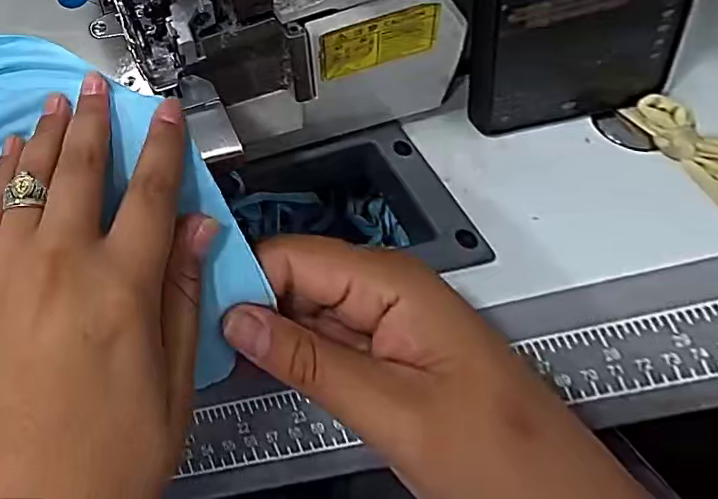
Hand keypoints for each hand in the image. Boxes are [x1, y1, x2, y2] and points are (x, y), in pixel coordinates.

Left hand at [0, 74, 218, 498]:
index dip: (163, 147)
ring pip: (32, 173)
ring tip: (57, 99)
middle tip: (96, 84)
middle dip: (94, 118)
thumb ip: (183, 301)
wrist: (1, 496)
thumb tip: (195, 228)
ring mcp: (14, 261)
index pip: (149, 194)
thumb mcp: (169, 394)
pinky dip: (3, 170)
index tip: (166, 112)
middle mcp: (63, 257)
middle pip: (81, 166)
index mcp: (120, 286)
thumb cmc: (99, 459)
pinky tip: (10, 149)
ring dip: (46, 131)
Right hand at [222, 237, 644, 498]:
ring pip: (300, 303)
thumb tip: (239, 319)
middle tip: (205, 332)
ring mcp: (382, 316)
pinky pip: (320, 332)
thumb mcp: (397, 414)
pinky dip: (290, 347)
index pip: (289, 254)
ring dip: (266, 326)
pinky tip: (264, 362)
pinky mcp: (382, 346)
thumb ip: (309, 360)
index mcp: (391, 280)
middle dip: (249, 301)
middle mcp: (383, 285)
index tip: (204, 305)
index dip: (243, 277)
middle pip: (291, 273)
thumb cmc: (513, 464)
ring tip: (224, 348)